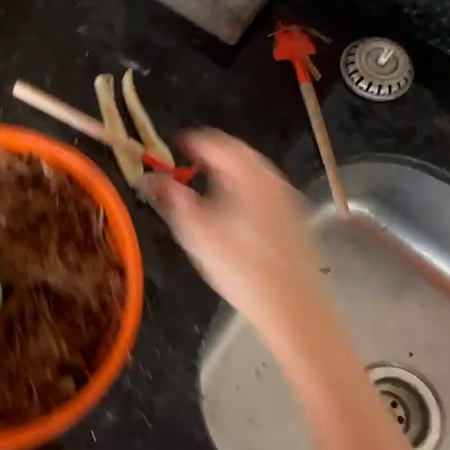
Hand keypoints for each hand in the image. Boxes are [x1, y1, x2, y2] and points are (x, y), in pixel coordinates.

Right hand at [144, 130, 335, 343]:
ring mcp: (289, 200)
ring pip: (256, 173)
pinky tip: (235, 209)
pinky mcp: (297, 220)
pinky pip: (266, 190)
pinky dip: (246, 188)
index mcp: (248, 176)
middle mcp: (273, 180)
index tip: (176, 145)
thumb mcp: (197, 234)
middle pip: (241, 155)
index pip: (218, 143)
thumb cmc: (241, 269)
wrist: (293, 307)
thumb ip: (174, 200)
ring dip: (231, 172)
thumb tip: (152, 180)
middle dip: (214, 155)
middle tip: (191, 163)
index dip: (194, 142)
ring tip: (209, 184)